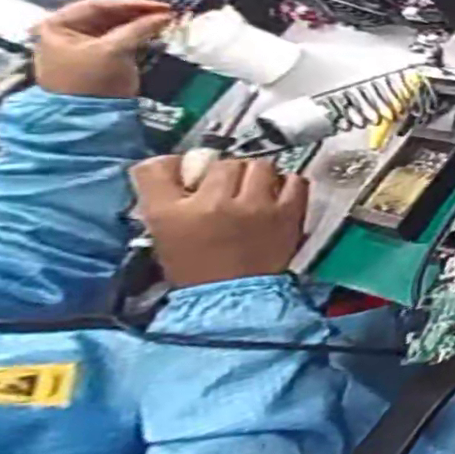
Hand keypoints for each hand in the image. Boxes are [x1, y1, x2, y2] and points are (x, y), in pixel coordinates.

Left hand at [32, 0, 173, 97]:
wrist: (88, 112)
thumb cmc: (92, 79)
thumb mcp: (114, 51)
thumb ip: (139, 30)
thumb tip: (165, 16)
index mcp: (58, 25)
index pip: (97, 5)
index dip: (131, 4)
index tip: (163, 6)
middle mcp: (68, 31)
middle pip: (107, 16)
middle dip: (138, 14)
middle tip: (168, 13)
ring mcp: (85, 44)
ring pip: (117, 27)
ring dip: (142, 24)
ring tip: (167, 22)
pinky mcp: (103, 56)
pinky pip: (123, 39)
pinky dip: (140, 35)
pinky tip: (157, 34)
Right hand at [131, 155, 309, 286]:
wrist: (232, 290)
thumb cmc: (194, 262)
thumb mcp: (162, 229)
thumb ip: (167, 197)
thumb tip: (186, 167)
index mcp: (168, 210)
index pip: (159, 167)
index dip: (177, 164)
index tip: (192, 172)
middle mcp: (213, 203)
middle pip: (224, 163)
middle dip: (227, 171)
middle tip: (230, 184)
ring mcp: (256, 207)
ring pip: (261, 166)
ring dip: (258, 173)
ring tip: (255, 187)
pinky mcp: (289, 213)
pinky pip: (295, 181)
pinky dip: (289, 182)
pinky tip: (280, 192)